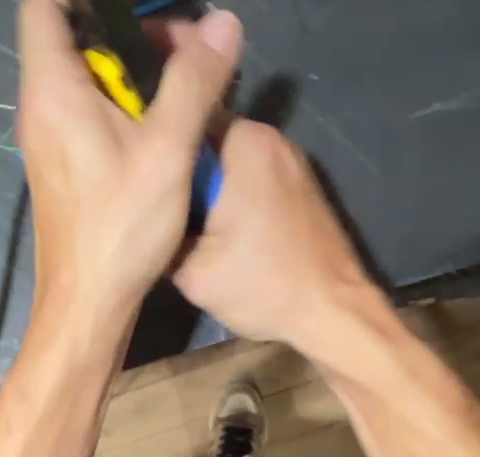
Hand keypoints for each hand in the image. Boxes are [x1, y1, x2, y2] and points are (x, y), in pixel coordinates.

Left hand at [16, 0, 241, 319]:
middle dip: (126, 28)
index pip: (44, 3)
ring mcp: (49, 139)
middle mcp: (40, 107)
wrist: (87, 303)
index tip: (135, 8)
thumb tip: (223, 24)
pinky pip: (86, 112)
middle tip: (180, 43)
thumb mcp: (166, 150)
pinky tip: (161, 124)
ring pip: (83, 76)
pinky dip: (121, 103)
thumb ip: (193, 81)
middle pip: (70, 34)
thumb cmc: (120, 228)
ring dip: (129, 69)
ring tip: (181, 79)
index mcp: (52, 87)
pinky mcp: (63, 167)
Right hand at [173, 120, 381, 349]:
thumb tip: (152, 226)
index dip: (162, 154)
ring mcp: (294, 163)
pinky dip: (238, 201)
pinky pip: (256, 182)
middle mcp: (273, 140)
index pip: (185, 122)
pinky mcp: (304, 188)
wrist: (332, 312)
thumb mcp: (193, 273)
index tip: (147, 186)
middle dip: (188, 175)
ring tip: (193, 229)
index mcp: (245, 145)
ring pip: (234, 166)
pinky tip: (227, 236)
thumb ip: (165, 238)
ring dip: (213, 192)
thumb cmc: (262, 286)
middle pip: (210, 145)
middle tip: (165, 214)